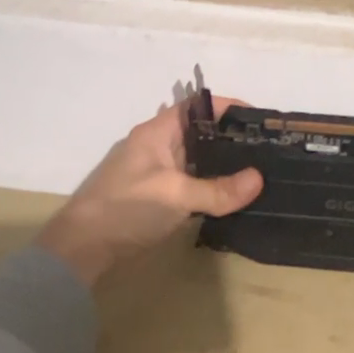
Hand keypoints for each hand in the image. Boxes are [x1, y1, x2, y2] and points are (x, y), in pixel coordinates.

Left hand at [36, 96, 262, 284]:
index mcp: (158, 133)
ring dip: (224, 167)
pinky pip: (193, 186)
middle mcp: (158, 148)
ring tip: (258, 175)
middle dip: (232, 140)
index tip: (258, 121)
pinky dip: (213, 189)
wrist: (86, 245)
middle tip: (267, 153)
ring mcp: (157, 174)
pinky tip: (233, 200)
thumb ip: (218, 189)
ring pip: (198, 162)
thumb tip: (259, 179)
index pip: (197, 107)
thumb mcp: (176, 195)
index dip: (226, 108)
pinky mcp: (158, 199)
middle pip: (201, 135)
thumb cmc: (127, 207)